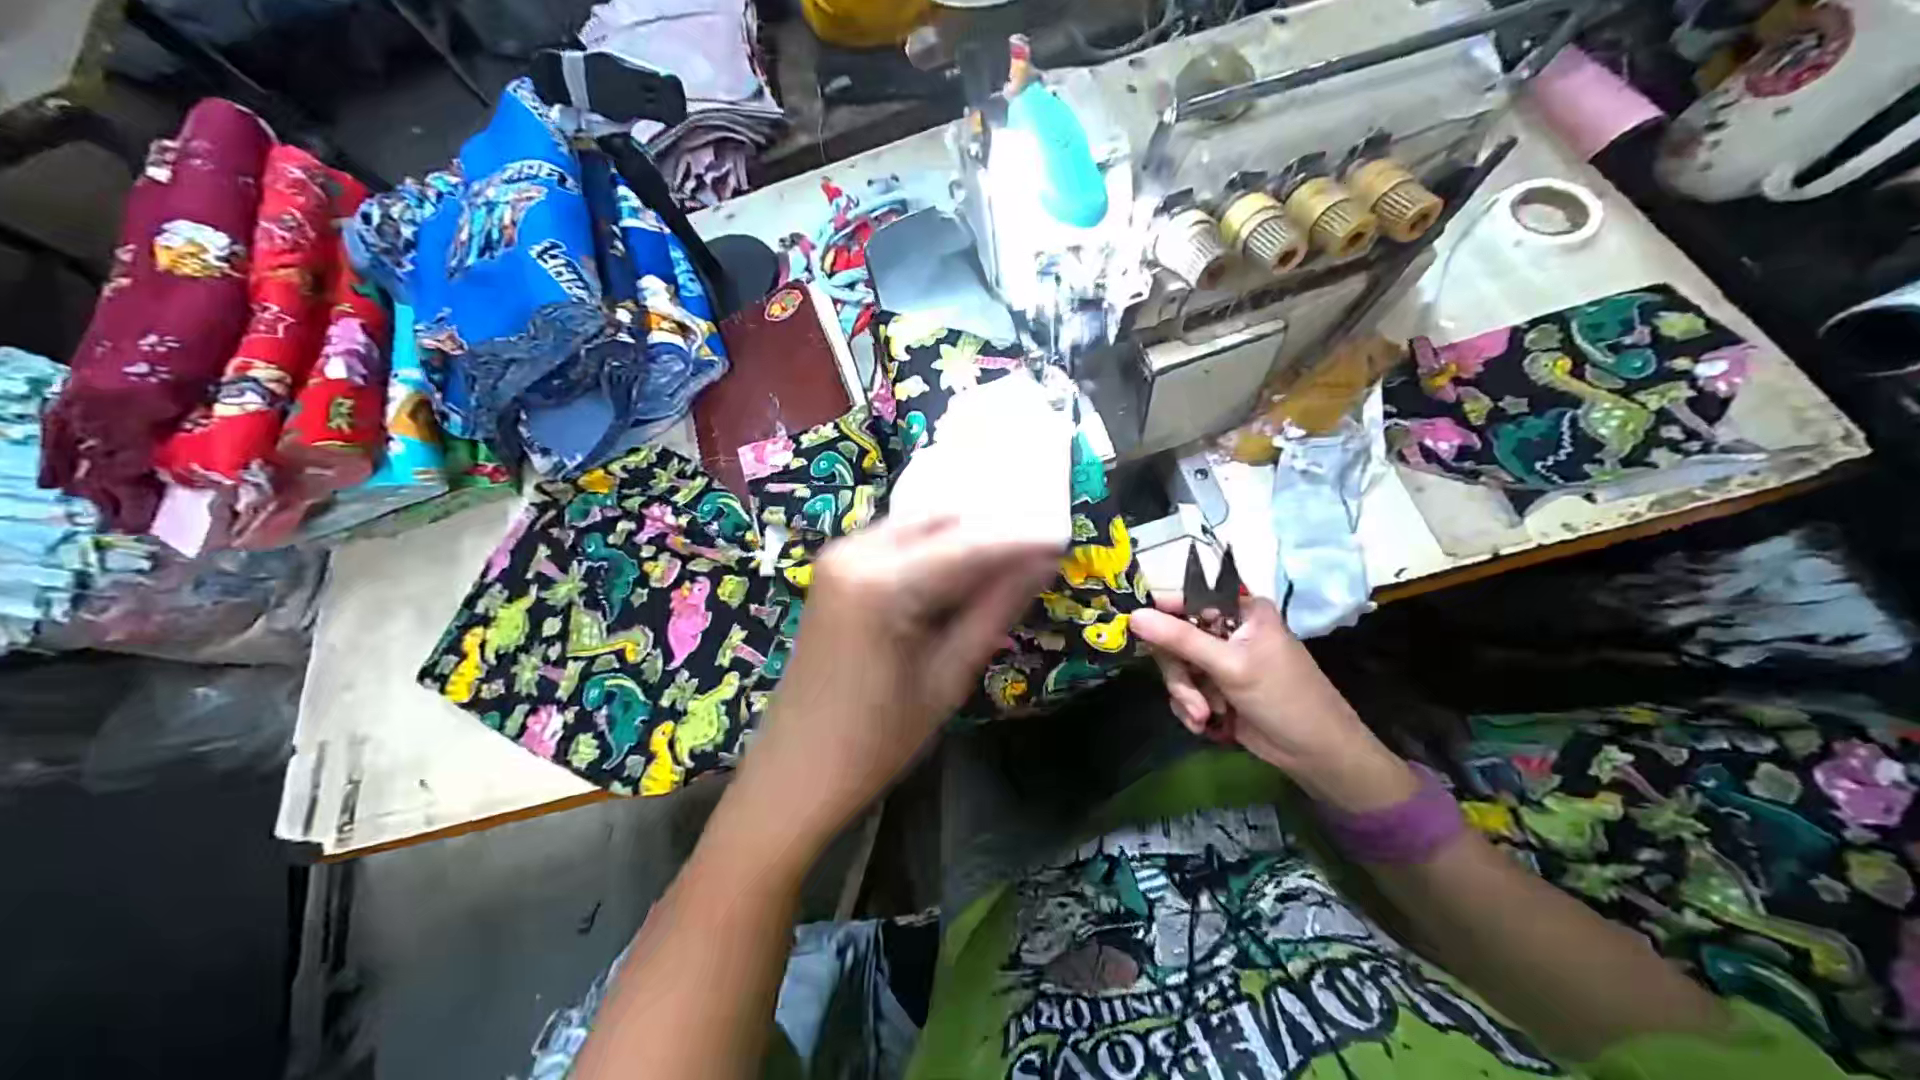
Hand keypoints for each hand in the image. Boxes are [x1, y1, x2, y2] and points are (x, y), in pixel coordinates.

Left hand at [734, 517, 1059, 844]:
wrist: (796, 770)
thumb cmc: (875, 741)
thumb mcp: (947, 677)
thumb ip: (994, 609)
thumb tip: (1042, 562)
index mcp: (881, 584)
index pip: (969, 545)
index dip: (1021, 538)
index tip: (1064, 537)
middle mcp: (854, 553)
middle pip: (940, 522)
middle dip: (992, 530)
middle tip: (1041, 545)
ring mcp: (838, 557)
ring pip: (918, 526)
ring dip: (964, 536)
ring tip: (1012, 555)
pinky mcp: (834, 569)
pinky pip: (896, 542)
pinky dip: (934, 548)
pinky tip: (964, 566)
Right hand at [1131, 596, 1417, 811]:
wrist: (1316, 754)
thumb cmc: (1283, 698)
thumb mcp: (1230, 665)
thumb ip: (1180, 639)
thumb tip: (1133, 615)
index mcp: (1240, 611)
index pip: (1186, 600)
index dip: (1160, 618)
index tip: (1138, 635)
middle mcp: (1228, 630)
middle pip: (1175, 639)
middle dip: (1180, 674)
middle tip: (1192, 699)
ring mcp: (1221, 661)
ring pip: (1177, 668)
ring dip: (1186, 695)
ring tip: (1205, 718)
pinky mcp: (1217, 689)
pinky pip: (1185, 689)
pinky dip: (1191, 708)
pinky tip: (1206, 725)